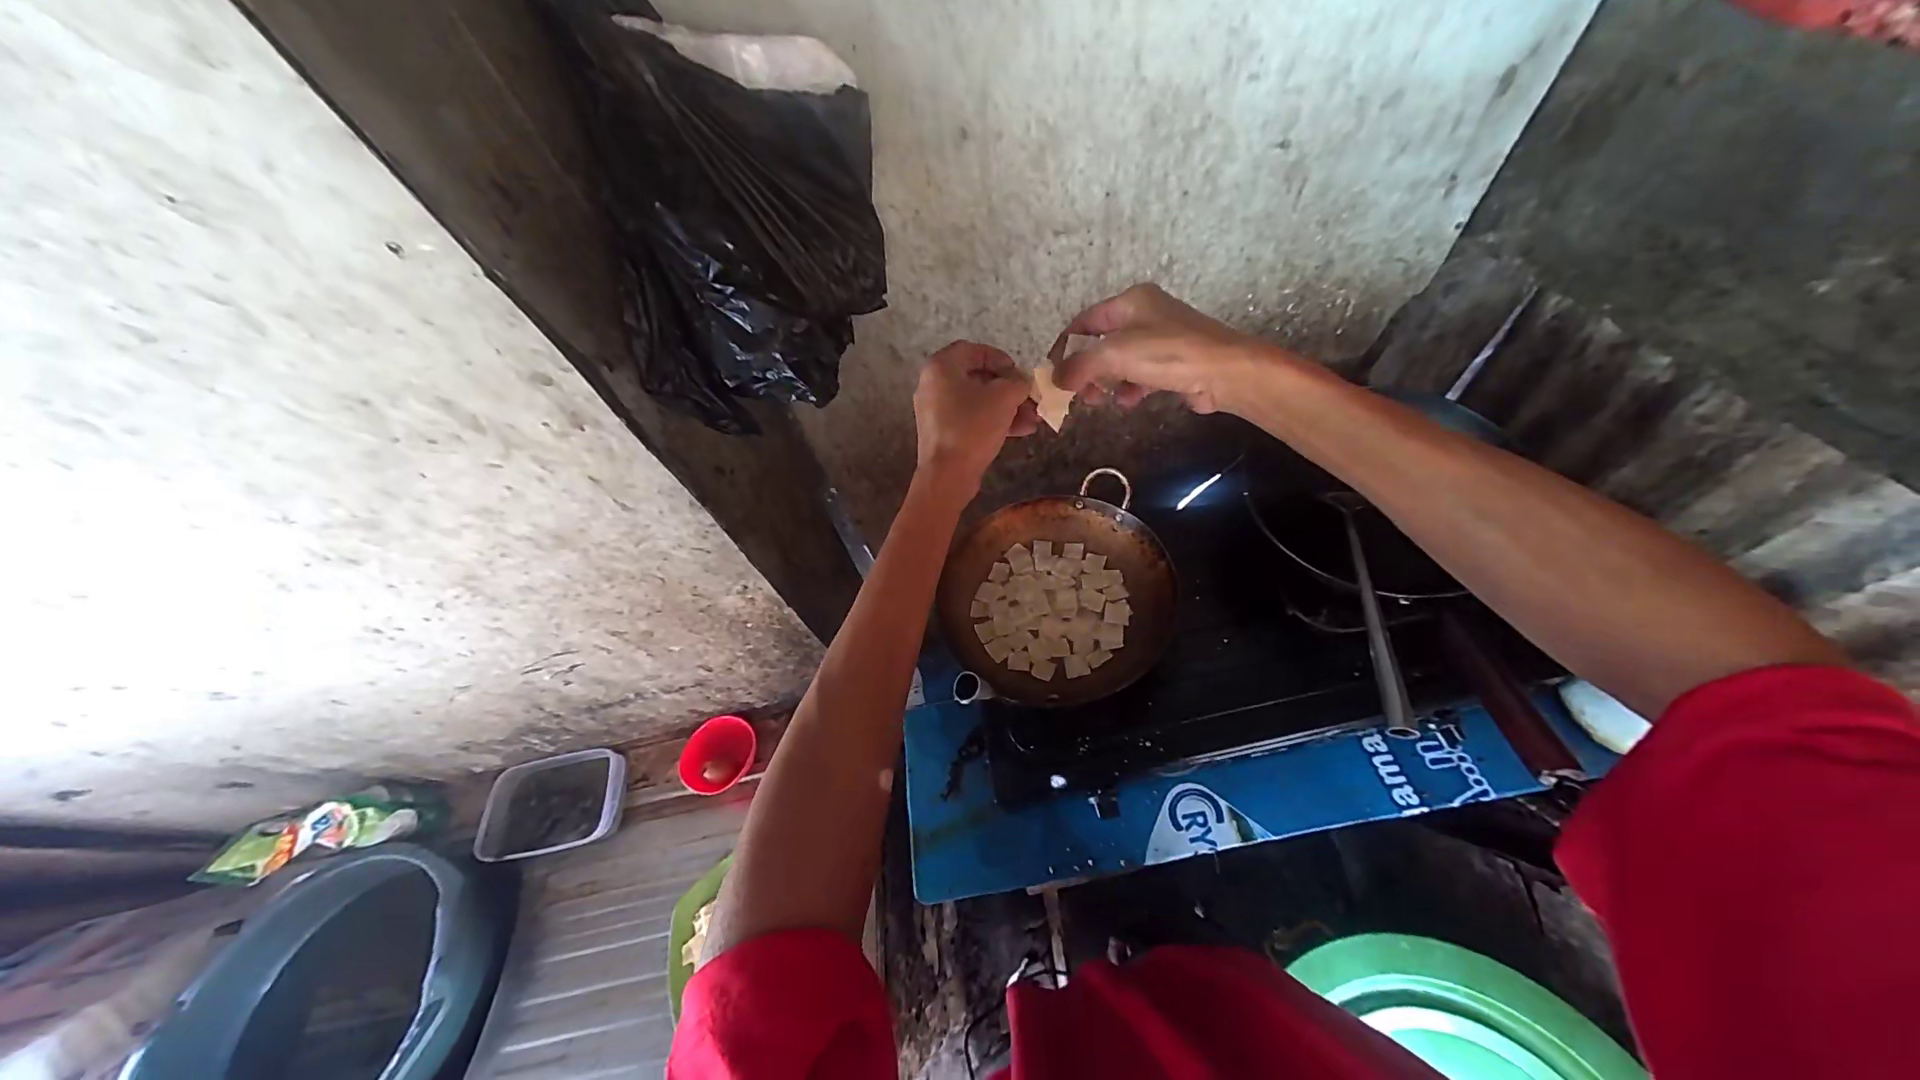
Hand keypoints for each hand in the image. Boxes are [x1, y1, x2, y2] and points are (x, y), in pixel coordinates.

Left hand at [913, 341, 1038, 484]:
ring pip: (977, 401)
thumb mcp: (1004, 397)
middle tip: (1030, 399)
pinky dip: (993, 421)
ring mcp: (936, 411)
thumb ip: (1017, 382)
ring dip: (1007, 407)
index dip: (1000, 359)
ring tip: (1032, 419)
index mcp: (941, 368)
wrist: (948, 475)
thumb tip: (1021, 381)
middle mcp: (933, 385)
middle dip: (1009, 389)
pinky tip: (1021, 430)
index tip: (1019, 374)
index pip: (974, 350)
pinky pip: (970, 418)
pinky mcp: (942, 433)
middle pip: (977, 378)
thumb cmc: (973, 427)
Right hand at [1050, 283, 1288, 414]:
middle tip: (1078, 393)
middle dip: (1086, 369)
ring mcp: (1161, 338)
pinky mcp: (1173, 362)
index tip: (1054, 374)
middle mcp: (1145, 314)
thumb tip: (1055, 380)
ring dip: (1106, 382)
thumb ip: (1079, 366)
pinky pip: (1139, 375)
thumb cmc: (1168, 354)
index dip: (1065, 347)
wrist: (1225, 372)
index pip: (1084, 322)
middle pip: (1100, 343)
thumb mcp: (1115, 354)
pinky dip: (1130, 388)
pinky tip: (1130, 400)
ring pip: (1119, 362)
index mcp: (1130, 301)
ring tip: (1101, 400)